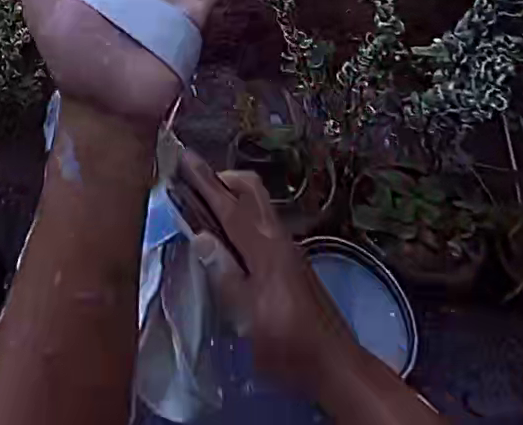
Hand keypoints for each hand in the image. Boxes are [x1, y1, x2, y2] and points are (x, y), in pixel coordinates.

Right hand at [178, 150, 357, 399]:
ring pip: (258, 203)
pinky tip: (228, 238)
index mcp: (264, 248)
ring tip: (204, 207)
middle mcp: (277, 237)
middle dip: (222, 178)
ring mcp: (287, 246)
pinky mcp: (291, 259)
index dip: (205, 181)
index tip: (185, 157)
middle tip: (194, 183)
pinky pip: (261, 221)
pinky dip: (241, 215)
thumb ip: (224, 275)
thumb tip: (200, 236)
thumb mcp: (249, 319)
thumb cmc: (288, 345)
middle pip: (251, 189)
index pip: (229, 206)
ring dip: (232, 195)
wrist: (336, 365)